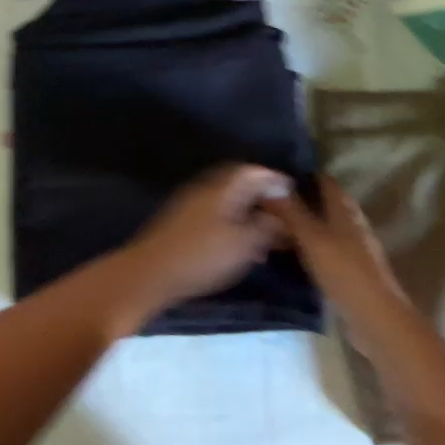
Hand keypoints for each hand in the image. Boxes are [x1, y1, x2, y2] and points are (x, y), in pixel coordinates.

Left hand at [117, 164, 291, 311]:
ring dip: (249, 214)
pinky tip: (242, 247)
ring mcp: (191, 205)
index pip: (252, 172)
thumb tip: (281, 215)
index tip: (292, 191)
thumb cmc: (202, 255)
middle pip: (239, 184)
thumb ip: (266, 227)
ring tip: (269, 236)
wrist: (151, 272)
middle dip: (263, 197)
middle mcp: (205, 189)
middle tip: (284, 215)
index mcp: (221, 188)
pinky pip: (217, 216)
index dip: (273, 179)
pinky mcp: (183, 223)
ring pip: (228, 202)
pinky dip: (234, 225)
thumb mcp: (243, 244)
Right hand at [263, 174, 405, 346]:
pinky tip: (292, 253)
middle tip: (270, 197)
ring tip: (275, 222)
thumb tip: (268, 182)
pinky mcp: (351, 271)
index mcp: (345, 211)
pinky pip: (326, 249)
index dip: (304, 172)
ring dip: (306, 222)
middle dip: (303, 197)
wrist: (376, 320)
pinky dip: (310, 245)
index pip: (325, 181)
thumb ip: (291, 211)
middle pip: (327, 203)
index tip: (277, 170)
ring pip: (327, 226)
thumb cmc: (345, 272)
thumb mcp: (312, 238)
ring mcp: (354, 249)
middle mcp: (352, 224)